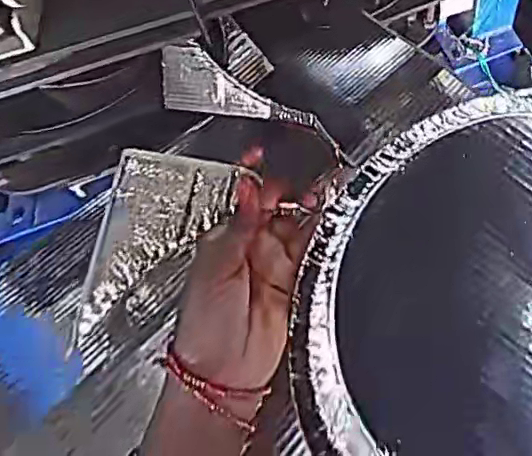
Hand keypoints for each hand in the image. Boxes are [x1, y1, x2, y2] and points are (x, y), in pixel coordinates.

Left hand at [143, 164, 319, 455]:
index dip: (261, 172)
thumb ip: (238, 224)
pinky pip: (315, 247)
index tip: (269, 154)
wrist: (221, 378)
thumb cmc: (202, 326)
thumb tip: (247, 186)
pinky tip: (330, 218)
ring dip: (313, 205)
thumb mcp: (214, 266)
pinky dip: (325, 232)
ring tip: (323, 192)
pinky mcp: (298, 279)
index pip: (250, 192)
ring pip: (302, 221)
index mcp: (230, 232)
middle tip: (307, 175)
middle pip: (281, 201)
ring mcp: (277, 259)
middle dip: (295, 185)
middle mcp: (255, 241)